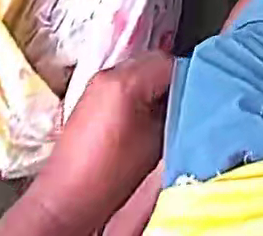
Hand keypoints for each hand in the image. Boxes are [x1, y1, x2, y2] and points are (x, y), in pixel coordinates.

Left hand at [0, 51, 174, 235]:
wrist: (64, 203)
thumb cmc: (111, 175)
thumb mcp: (156, 141)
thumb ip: (176, 109)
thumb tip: (190, 96)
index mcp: (127, 80)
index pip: (172, 62)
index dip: (189, 78)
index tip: (199, 95)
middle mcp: (110, 72)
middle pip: (155, 60)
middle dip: (172, 78)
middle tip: (184, 102)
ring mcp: (98, 81)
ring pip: (140, 68)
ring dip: (155, 83)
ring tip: (164, 110)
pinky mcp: (91, 94)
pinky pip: (125, 79)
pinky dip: (138, 89)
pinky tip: (143, 114)